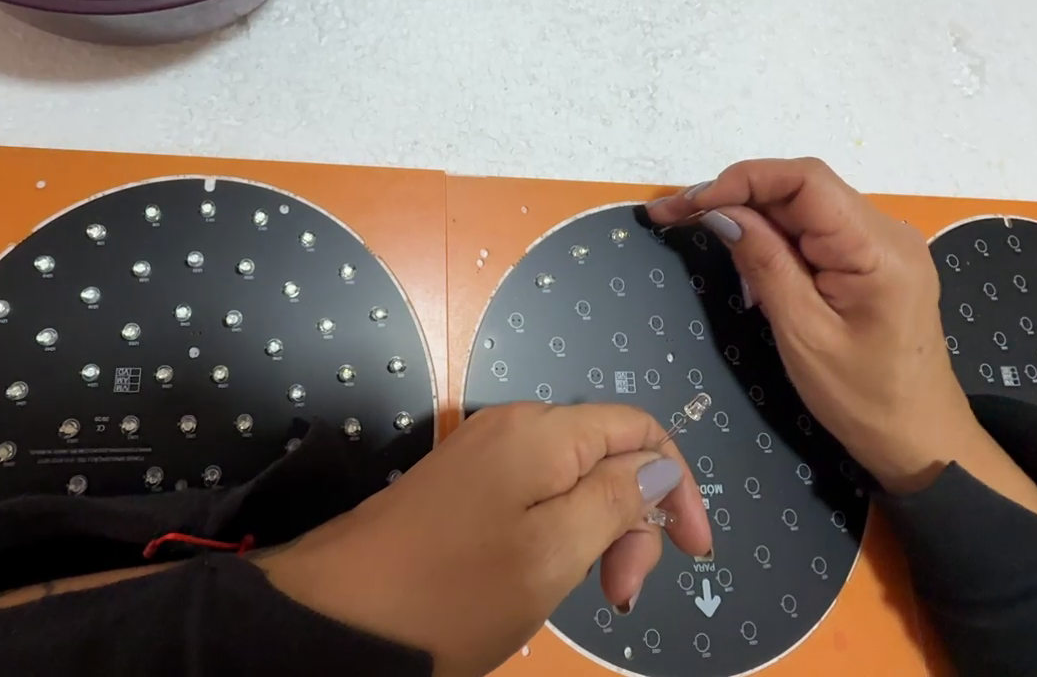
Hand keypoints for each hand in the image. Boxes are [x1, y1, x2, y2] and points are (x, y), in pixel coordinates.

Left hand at [255, 402, 712, 676]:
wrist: (340, 610)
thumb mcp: (552, 552)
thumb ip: (614, 499)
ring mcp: (487, 451)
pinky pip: (537, 490)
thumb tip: (658, 465)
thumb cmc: (455, 587)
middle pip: (607, 451)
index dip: (677, 482)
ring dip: (599, 530)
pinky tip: (550, 573)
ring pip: (573, 476)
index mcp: (542, 431)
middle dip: (633, 516)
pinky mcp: (467, 480)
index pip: (637, 426)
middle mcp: (516, 425)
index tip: (696, 553)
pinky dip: (562, 529)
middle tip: (620, 595)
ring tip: (591, 592)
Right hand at [646, 158, 1036, 513]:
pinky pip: (809, 229)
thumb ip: (763, 261)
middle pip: (798, 188)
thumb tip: (718, 212)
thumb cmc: (862, 396)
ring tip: (697, 230)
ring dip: (746, 213)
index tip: (689, 204)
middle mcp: (884, 231)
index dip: (741, 180)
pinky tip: (741, 253)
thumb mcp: (802, 331)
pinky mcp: (866, 258)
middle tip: (673, 216)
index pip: (804, 180)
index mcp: (877, 248)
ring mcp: (878, 243)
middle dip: (733, 195)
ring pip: (799, 206)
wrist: (919, 440)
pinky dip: (768, 234)